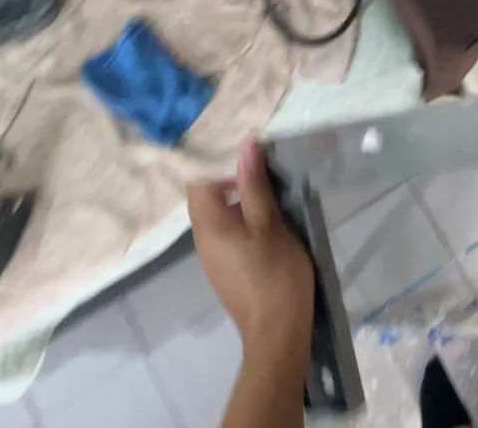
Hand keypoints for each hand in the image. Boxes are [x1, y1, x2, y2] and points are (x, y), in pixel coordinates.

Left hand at [189, 143, 316, 367]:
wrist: (277, 329)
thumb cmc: (275, 273)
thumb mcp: (269, 223)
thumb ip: (254, 186)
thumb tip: (245, 147)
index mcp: (209, 227)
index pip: (199, 183)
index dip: (221, 165)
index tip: (251, 156)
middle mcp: (205, 240)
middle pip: (209, 198)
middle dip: (237, 179)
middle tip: (270, 170)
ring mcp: (216, 256)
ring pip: (222, 215)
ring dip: (246, 199)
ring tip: (277, 191)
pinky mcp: (229, 266)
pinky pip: (231, 231)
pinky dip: (248, 218)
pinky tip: (275, 220)